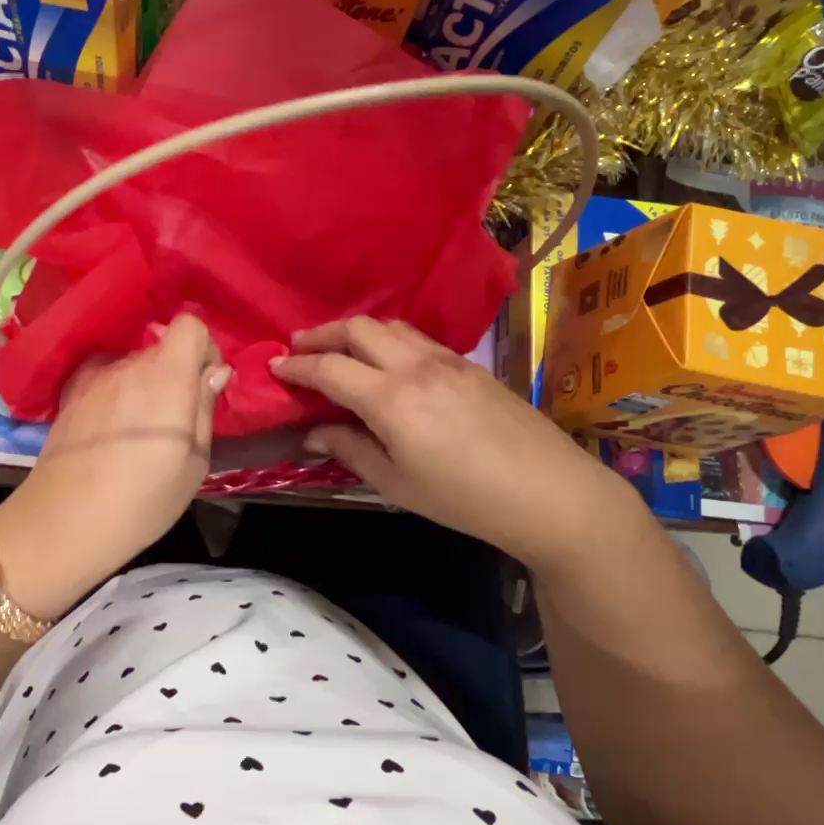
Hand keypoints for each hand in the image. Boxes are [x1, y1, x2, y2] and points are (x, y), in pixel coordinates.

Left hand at [0, 315, 228, 620]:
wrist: (65, 521)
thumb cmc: (144, 499)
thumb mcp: (195, 463)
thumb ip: (205, 408)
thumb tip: (214, 373)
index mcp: (167, 375)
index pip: (190, 325)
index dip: (203, 349)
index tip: (204, 385)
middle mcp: (128, 365)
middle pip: (159, 349)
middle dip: (173, 375)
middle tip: (175, 421)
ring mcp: (93, 379)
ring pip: (129, 367)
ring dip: (141, 388)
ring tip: (138, 435)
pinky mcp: (68, 397)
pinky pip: (102, 383)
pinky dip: (112, 396)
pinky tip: (109, 433)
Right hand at [269, 317, 640, 569]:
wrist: (549, 492)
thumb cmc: (464, 498)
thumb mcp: (396, 483)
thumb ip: (350, 450)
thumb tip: (315, 432)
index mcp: (391, 398)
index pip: (329, 367)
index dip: (296, 366)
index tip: (274, 368)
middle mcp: (416, 366)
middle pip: (359, 329)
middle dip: (322, 334)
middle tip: (298, 348)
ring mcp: (447, 361)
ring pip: (391, 326)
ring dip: (357, 332)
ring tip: (338, 350)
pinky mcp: (470, 365)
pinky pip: (417, 338)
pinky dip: (388, 340)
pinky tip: (385, 363)